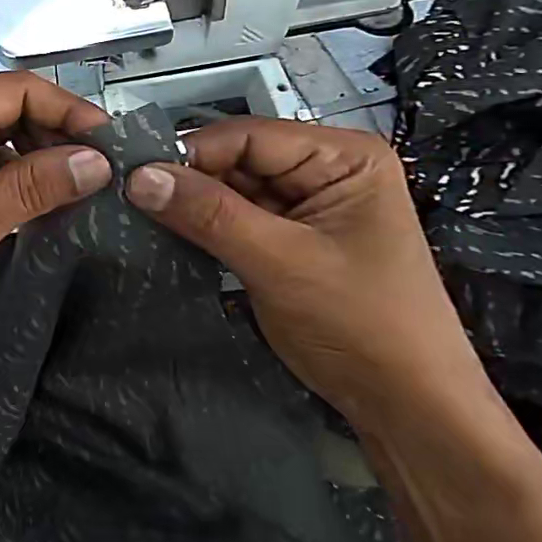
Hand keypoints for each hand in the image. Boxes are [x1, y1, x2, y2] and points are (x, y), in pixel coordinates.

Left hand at [0, 72, 112, 340]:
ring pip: (6, 135)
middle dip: (59, 136)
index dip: (71, 112)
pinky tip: (45, 199)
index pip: (22, 90)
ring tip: (80, 187)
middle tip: (101, 171)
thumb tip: (98, 163)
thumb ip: (34, 186)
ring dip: (42, 158)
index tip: (111, 145)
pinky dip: (20, 176)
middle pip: (15, 108)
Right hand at [125, 118, 475, 421]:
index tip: (135, 176)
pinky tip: (176, 240)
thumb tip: (140, 176)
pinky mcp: (297, 243)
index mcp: (344, 156)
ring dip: (198, 209)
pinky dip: (213, 232)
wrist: (410, 406)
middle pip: (242, 162)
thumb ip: (210, 215)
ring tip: (143, 220)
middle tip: (131, 201)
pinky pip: (244, 223)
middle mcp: (329, 171)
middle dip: (193, 183)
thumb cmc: (362, 325)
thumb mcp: (282, 263)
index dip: (193, 153)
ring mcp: (312, 209)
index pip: (251, 135)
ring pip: (238, 194)